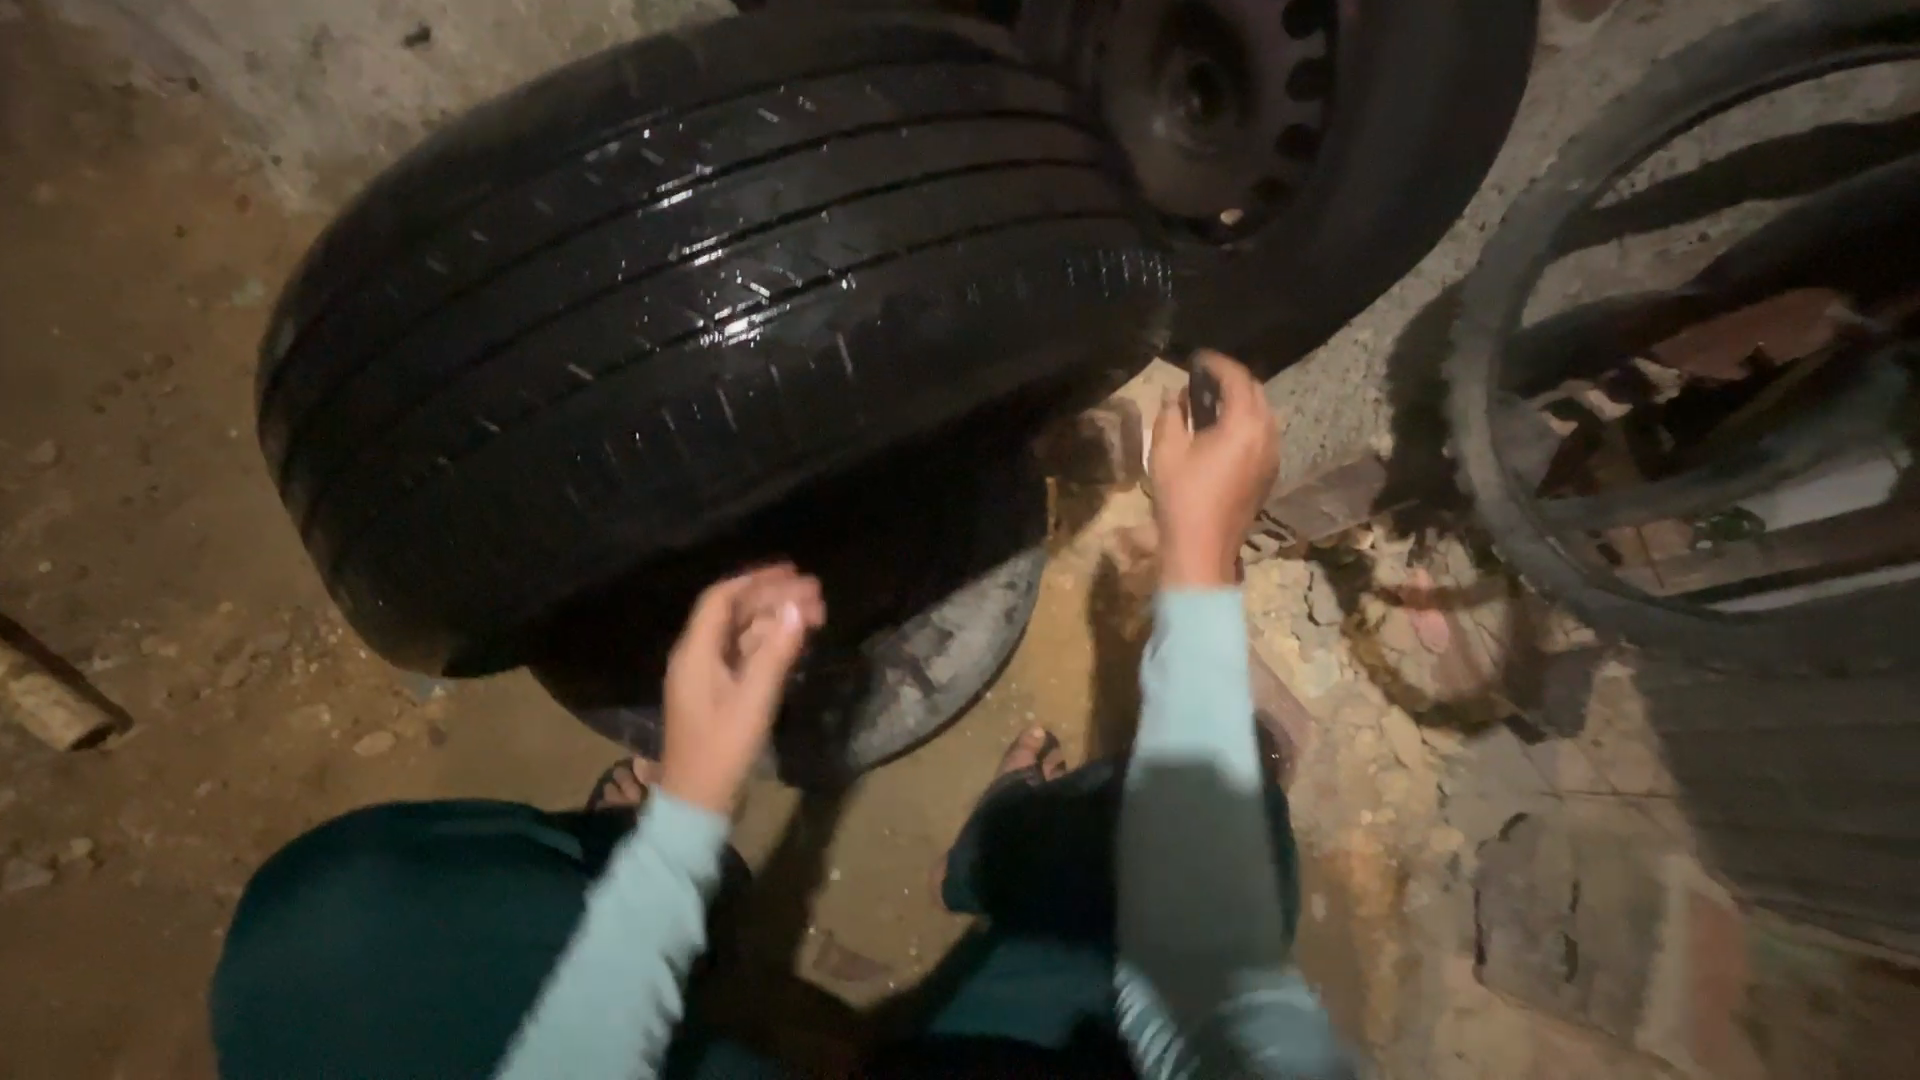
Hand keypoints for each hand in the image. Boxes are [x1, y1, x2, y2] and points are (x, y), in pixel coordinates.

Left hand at [659, 564, 824, 812]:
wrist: (698, 802)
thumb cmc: (723, 749)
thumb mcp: (754, 699)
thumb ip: (776, 652)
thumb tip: (797, 609)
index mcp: (695, 652)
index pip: (722, 598)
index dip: (756, 579)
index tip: (792, 570)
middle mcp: (698, 656)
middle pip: (736, 613)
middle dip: (774, 598)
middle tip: (816, 592)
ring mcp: (708, 675)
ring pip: (744, 634)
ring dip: (776, 620)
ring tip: (815, 613)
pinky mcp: (720, 693)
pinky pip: (746, 654)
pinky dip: (771, 642)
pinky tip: (796, 640)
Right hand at [1149, 350, 1279, 587]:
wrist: (1203, 548)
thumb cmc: (1181, 497)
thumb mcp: (1166, 451)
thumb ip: (1171, 414)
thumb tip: (1177, 396)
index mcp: (1244, 424)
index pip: (1236, 378)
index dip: (1216, 364)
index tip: (1196, 359)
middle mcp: (1267, 434)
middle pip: (1255, 392)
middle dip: (1231, 380)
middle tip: (1202, 380)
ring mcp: (1272, 456)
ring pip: (1262, 414)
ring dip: (1240, 402)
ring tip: (1210, 405)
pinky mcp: (1269, 474)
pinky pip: (1262, 435)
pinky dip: (1245, 423)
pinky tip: (1221, 432)